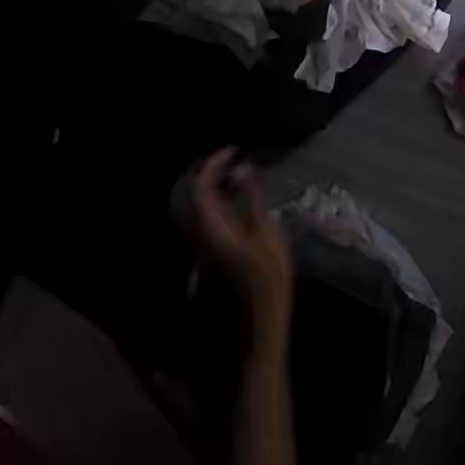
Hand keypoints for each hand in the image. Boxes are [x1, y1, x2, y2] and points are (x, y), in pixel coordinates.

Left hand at [191, 149, 293, 332]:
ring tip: (241, 172)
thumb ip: (252, 198)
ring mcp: (207, 242)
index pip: (201, 187)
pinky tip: (241, 196)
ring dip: (218, 184)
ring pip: (203, 204)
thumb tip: (243, 168)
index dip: (213, 165)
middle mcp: (202, 233)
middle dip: (212, 171)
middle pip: (196, 194)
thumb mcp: (266, 231)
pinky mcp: (217, 247)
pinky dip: (223, 198)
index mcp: (212, 227)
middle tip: (235, 158)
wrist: (261, 313)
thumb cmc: (268, 274)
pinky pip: (212, 214)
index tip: (234, 151)